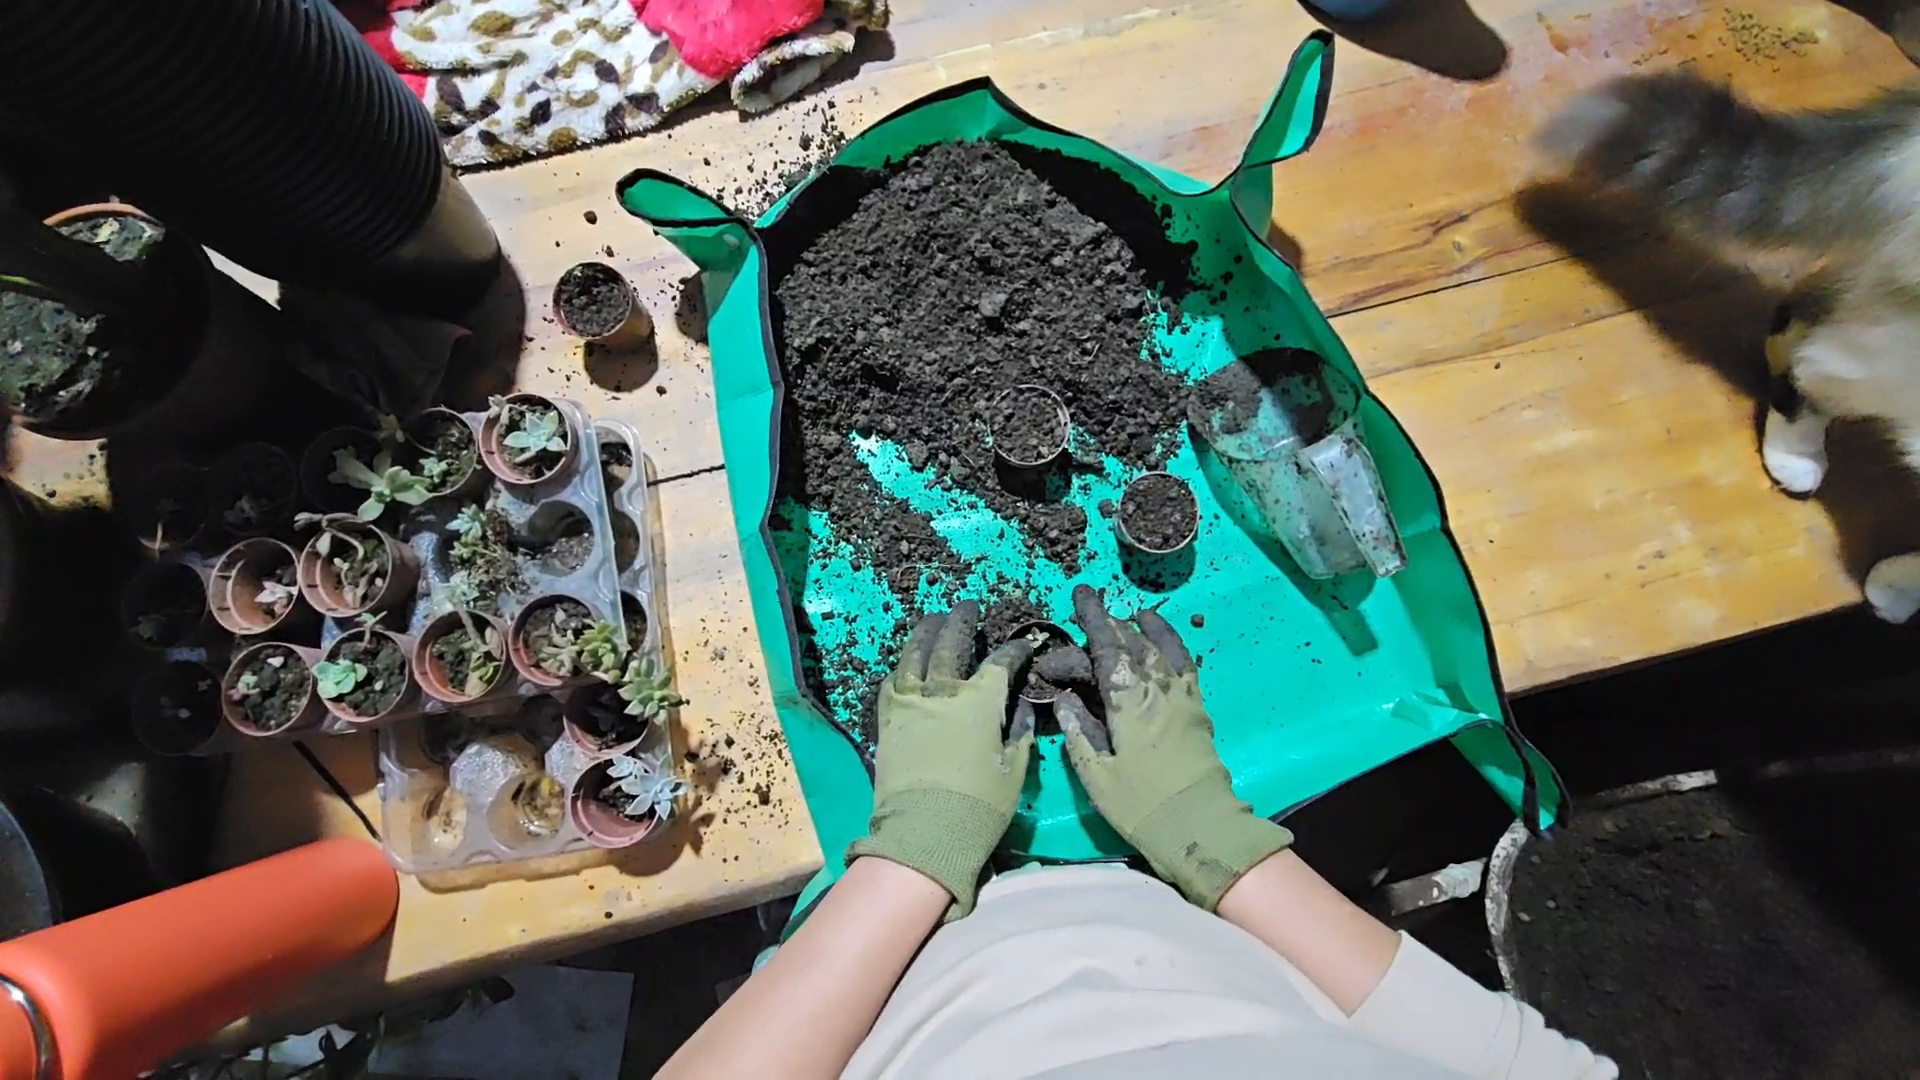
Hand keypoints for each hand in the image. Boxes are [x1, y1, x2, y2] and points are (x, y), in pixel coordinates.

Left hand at [845, 601, 1034, 916]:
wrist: (924, 833)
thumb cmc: (979, 805)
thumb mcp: (1013, 769)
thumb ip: (1018, 730)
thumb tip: (1021, 705)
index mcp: (978, 701)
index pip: (1000, 663)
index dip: (1014, 651)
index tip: (1023, 645)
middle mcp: (942, 690)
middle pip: (951, 642)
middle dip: (962, 620)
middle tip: (968, 608)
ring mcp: (909, 701)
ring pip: (915, 653)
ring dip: (926, 632)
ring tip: (934, 620)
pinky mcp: (887, 718)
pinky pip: (892, 681)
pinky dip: (902, 667)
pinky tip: (907, 663)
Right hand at [1056, 584, 1292, 909]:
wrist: (1199, 826)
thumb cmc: (1140, 804)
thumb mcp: (1096, 771)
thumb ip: (1078, 729)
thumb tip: (1063, 697)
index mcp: (1128, 700)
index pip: (1108, 646)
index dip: (1093, 618)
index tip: (1082, 595)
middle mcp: (1157, 687)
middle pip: (1131, 643)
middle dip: (1107, 625)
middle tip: (1087, 620)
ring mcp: (1182, 694)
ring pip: (1159, 647)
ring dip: (1140, 628)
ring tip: (1126, 616)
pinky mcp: (1197, 707)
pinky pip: (1184, 662)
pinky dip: (1171, 642)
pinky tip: (1160, 636)